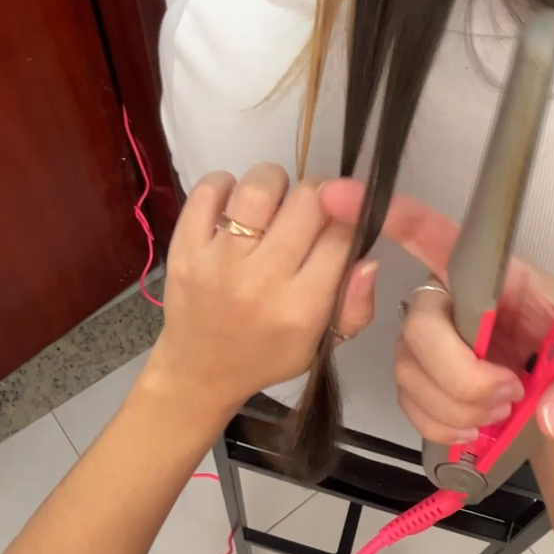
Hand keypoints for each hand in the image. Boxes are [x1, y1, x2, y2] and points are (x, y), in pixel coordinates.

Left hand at [147, 165, 378, 414]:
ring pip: (259, 187)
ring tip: (271, 202)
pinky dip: (224, 185)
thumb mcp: (323, 344)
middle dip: (317, 194)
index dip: (348, 217)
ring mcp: (218, 262)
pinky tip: (233, 204)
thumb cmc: (268, 355)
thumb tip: (368, 258)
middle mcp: (262, 281)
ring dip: (273, 182)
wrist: (199, 371)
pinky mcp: (185, 248)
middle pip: (307, 201)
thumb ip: (355, 305)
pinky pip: (208, 191)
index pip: (342, 235)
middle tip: (308, 207)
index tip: (339, 221)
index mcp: (302, 307)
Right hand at [319, 179, 553, 444]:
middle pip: (419, 321)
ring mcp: (434, 342)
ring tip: (501, 413)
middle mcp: (456, 301)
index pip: (436, 236)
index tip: (337, 195)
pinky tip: (474, 429)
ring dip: (456, 404)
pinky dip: (441, 424)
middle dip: (458, 372)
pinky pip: (408, 400)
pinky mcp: (423, 380)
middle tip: (508, 393)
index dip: (389, 215)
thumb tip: (552, 414)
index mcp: (498, 276)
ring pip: (408, 366)